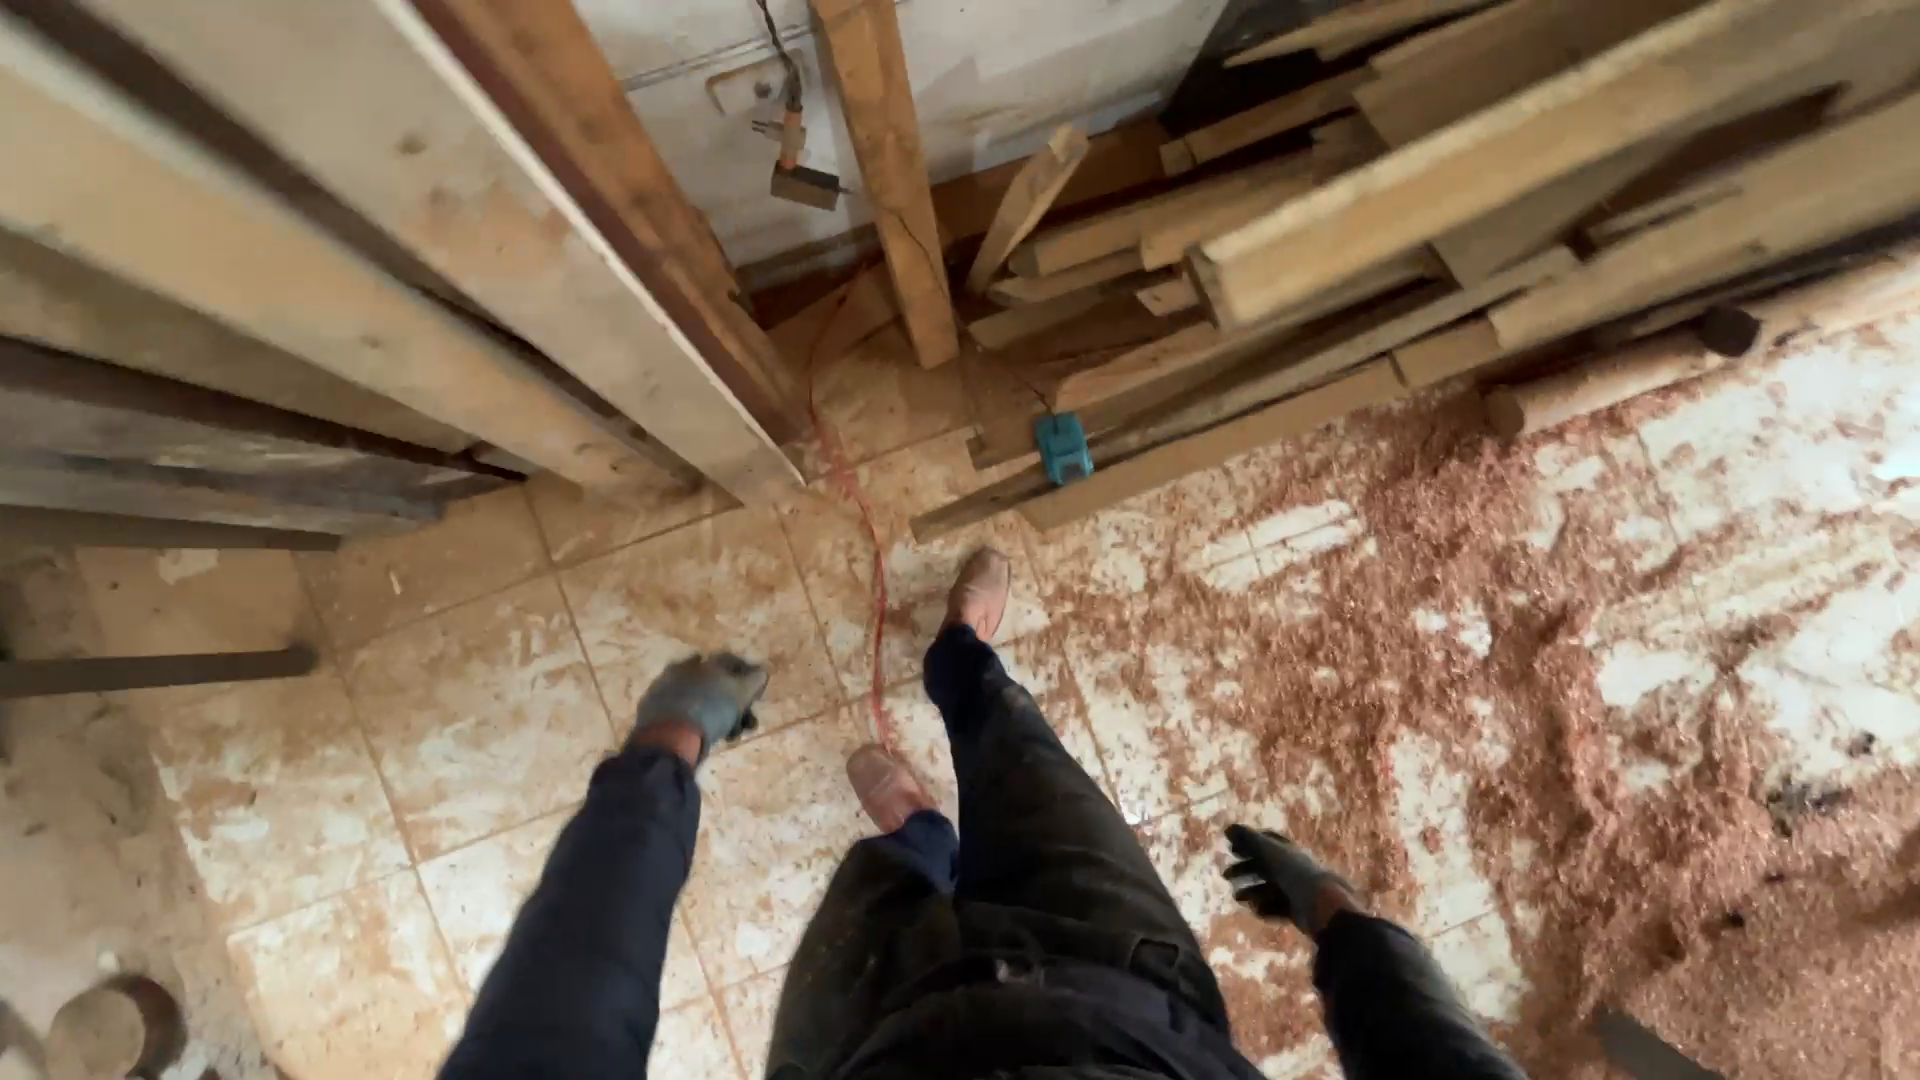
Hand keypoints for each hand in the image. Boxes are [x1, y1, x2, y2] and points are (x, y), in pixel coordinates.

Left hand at [630, 653, 769, 762]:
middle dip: (733, 702)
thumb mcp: (740, 693)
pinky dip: (695, 720)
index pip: (732, 661)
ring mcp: (665, 687)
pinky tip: (702, 735)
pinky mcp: (651, 708)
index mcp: (707, 661)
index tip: (755, 695)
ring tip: (728, 734)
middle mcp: (686, 668)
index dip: (747, 676)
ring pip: (699, 698)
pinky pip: (682, 712)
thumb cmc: (711, 711)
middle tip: (744, 722)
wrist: (667, 737)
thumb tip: (763, 670)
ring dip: (717, 714)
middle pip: (715, 682)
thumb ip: (754, 679)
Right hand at [1222, 824, 1359, 935]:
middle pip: (1264, 866)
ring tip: (1237, 897)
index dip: (1248, 844)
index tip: (1231, 849)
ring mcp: (1296, 889)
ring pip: (1268, 888)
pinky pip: (1277, 906)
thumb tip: (1228, 829)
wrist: (1320, 903)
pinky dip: (1265, 907)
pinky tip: (1255, 909)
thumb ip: (1248, 839)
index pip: (1266, 842)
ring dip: (1251, 891)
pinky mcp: (1298, 909)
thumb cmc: (1292, 872)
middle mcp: (1291, 868)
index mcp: (1287, 851)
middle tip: (1225, 876)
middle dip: (1244, 870)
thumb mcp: (1268, 851)